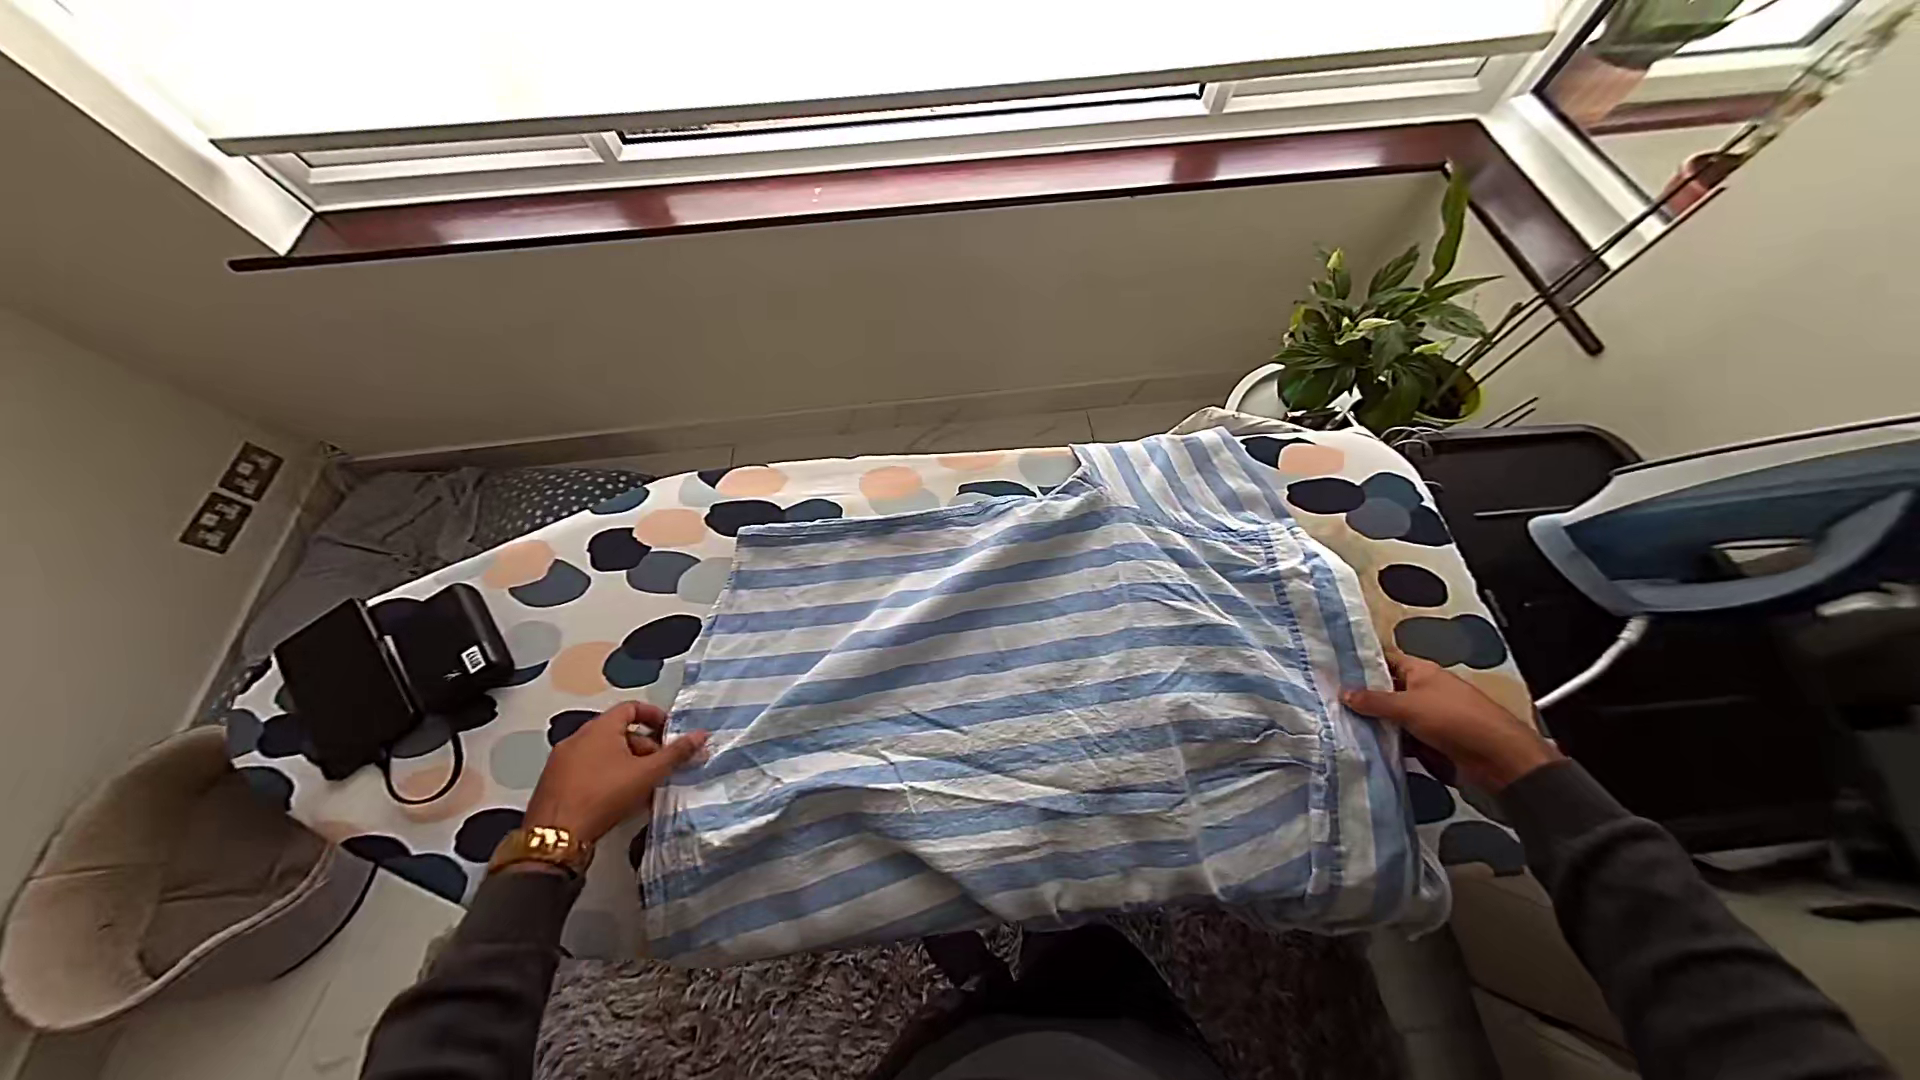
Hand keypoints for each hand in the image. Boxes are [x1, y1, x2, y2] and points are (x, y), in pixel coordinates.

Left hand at [522, 702, 709, 845]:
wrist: (555, 837)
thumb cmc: (605, 795)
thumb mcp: (648, 774)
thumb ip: (676, 753)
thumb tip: (702, 734)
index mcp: (600, 728)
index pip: (631, 707)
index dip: (654, 716)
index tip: (669, 732)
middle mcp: (578, 737)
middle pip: (618, 731)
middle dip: (644, 745)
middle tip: (660, 765)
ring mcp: (562, 760)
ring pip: (603, 751)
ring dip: (627, 762)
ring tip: (643, 785)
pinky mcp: (553, 782)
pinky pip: (587, 768)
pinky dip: (607, 774)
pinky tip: (619, 798)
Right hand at [1342, 653, 1561, 791]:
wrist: (1499, 760)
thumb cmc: (1453, 720)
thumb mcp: (1407, 706)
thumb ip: (1373, 701)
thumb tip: (1343, 694)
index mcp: (1421, 672)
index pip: (1384, 660)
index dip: (1360, 662)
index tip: (1332, 668)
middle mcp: (1423, 690)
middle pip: (1385, 689)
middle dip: (1360, 695)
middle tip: (1327, 698)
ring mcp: (1427, 716)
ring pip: (1390, 715)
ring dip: (1371, 721)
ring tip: (1336, 721)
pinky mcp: (1430, 740)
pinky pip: (1400, 736)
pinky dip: (1384, 739)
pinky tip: (1360, 742)